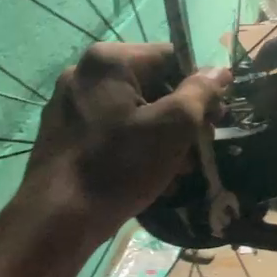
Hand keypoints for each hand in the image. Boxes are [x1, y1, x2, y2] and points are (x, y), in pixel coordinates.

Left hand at [19, 43, 230, 229]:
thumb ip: (201, 93)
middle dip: (181, 116)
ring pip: (133, 109)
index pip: (172, 57)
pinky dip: (134, 144)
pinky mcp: (63, 132)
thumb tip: (220, 71)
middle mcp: (84, 72)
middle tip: (198, 149)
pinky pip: (111, 128)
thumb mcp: (174, 127)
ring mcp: (69, 102)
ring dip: (161, 134)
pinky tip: (148, 173)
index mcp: (109, 60)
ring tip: (177, 168)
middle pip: (152, 83)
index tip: (214, 121)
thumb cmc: (119, 166)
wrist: (57, 219)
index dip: (200, 87)